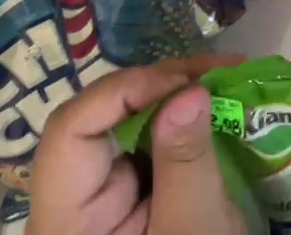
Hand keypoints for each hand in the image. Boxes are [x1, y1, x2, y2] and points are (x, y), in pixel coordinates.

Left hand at [28, 55, 244, 234]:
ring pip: (121, 130)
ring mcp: (91, 209)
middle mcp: (64, 208)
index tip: (192, 79)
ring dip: (174, 100)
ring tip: (227, 82)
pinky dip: (178, 126)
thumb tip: (189, 89)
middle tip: (224, 71)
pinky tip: (216, 111)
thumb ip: (186, 161)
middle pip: (95, 122)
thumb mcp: (194, 232)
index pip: (71, 130)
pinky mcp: (118, 209)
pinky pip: (141, 152)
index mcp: (63, 224)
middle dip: (159, 87)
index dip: (126, 90)